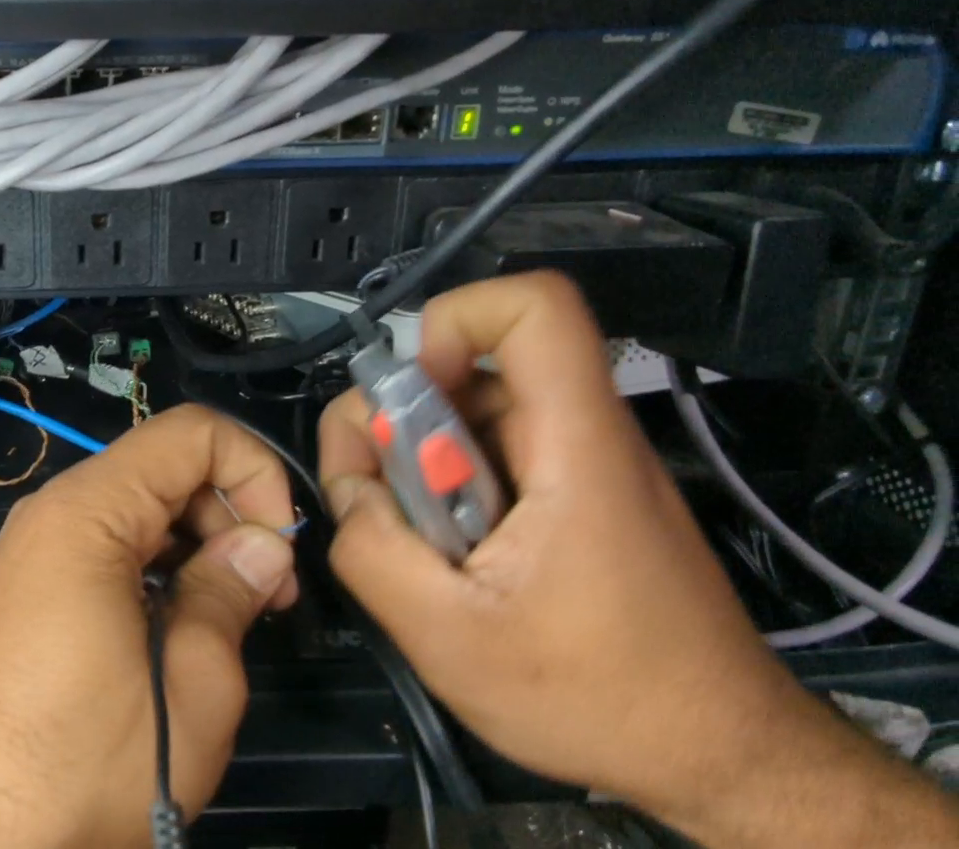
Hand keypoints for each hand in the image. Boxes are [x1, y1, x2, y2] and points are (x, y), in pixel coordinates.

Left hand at [0, 406, 300, 848]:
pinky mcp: (23, 594)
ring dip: (192, 546)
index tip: (280, 547)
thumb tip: (263, 545)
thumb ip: (230, 591)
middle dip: (226, 512)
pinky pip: (101, 551)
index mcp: (84, 513)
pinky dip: (151, 570)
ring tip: (228, 618)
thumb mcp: (191, 682)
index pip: (188, 433)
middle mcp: (48, 515)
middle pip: (158, 469)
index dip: (252, 471)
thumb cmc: (91, 763)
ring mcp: (28, 554)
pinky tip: (174, 629)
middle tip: (269, 594)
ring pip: (132, 512)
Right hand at [320, 271, 957, 847]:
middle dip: (394, 417)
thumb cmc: (601, 700)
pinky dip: (440, 490)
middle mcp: (581, 437)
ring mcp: (578, 467)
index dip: (452, 321)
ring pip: (468, 415)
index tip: (403, 400)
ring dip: (413, 462)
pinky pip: (485, 457)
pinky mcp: (572, 498)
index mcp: (574, 447)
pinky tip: (443, 554)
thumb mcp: (449, 639)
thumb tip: (348, 494)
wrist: (720, 760)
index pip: (532, 309)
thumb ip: (371, 550)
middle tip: (372, 497)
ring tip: (410, 540)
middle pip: (472, 367)